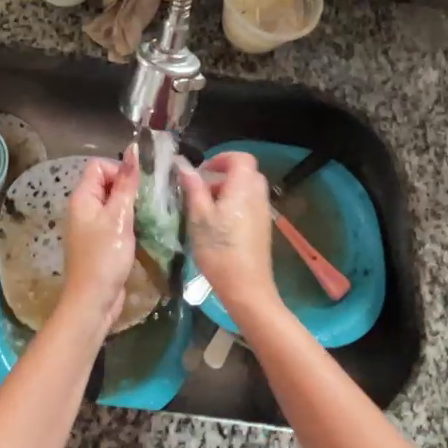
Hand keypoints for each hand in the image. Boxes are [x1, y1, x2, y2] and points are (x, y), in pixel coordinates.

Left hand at [62, 156, 139, 328]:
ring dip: (133, 206)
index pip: (100, 166)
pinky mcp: (103, 242)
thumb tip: (133, 150)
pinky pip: (118, 222)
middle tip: (151, 199)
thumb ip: (127, 184)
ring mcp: (93, 226)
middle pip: (108, 183)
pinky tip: (147, 230)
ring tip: (153, 213)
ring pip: (115, 204)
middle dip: (130, 187)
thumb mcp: (119, 217)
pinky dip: (131, 222)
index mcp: (83, 197)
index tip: (139, 185)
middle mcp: (85, 208)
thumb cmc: (105, 257)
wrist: (94, 301)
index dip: (120, 169)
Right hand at [178, 152, 280, 320]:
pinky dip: (234, 205)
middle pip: (245, 172)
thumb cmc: (220, 250)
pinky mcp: (262, 228)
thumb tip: (184, 166)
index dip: (222, 158)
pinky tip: (218, 226)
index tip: (202, 171)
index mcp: (243, 188)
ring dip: (227, 191)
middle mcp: (257, 196)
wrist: (247, 288)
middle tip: (201, 190)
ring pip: (246, 190)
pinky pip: (249, 205)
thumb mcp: (199, 217)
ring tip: (205, 210)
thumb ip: (193, 188)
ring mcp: (262, 213)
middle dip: (222, 175)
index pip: (241, 158)